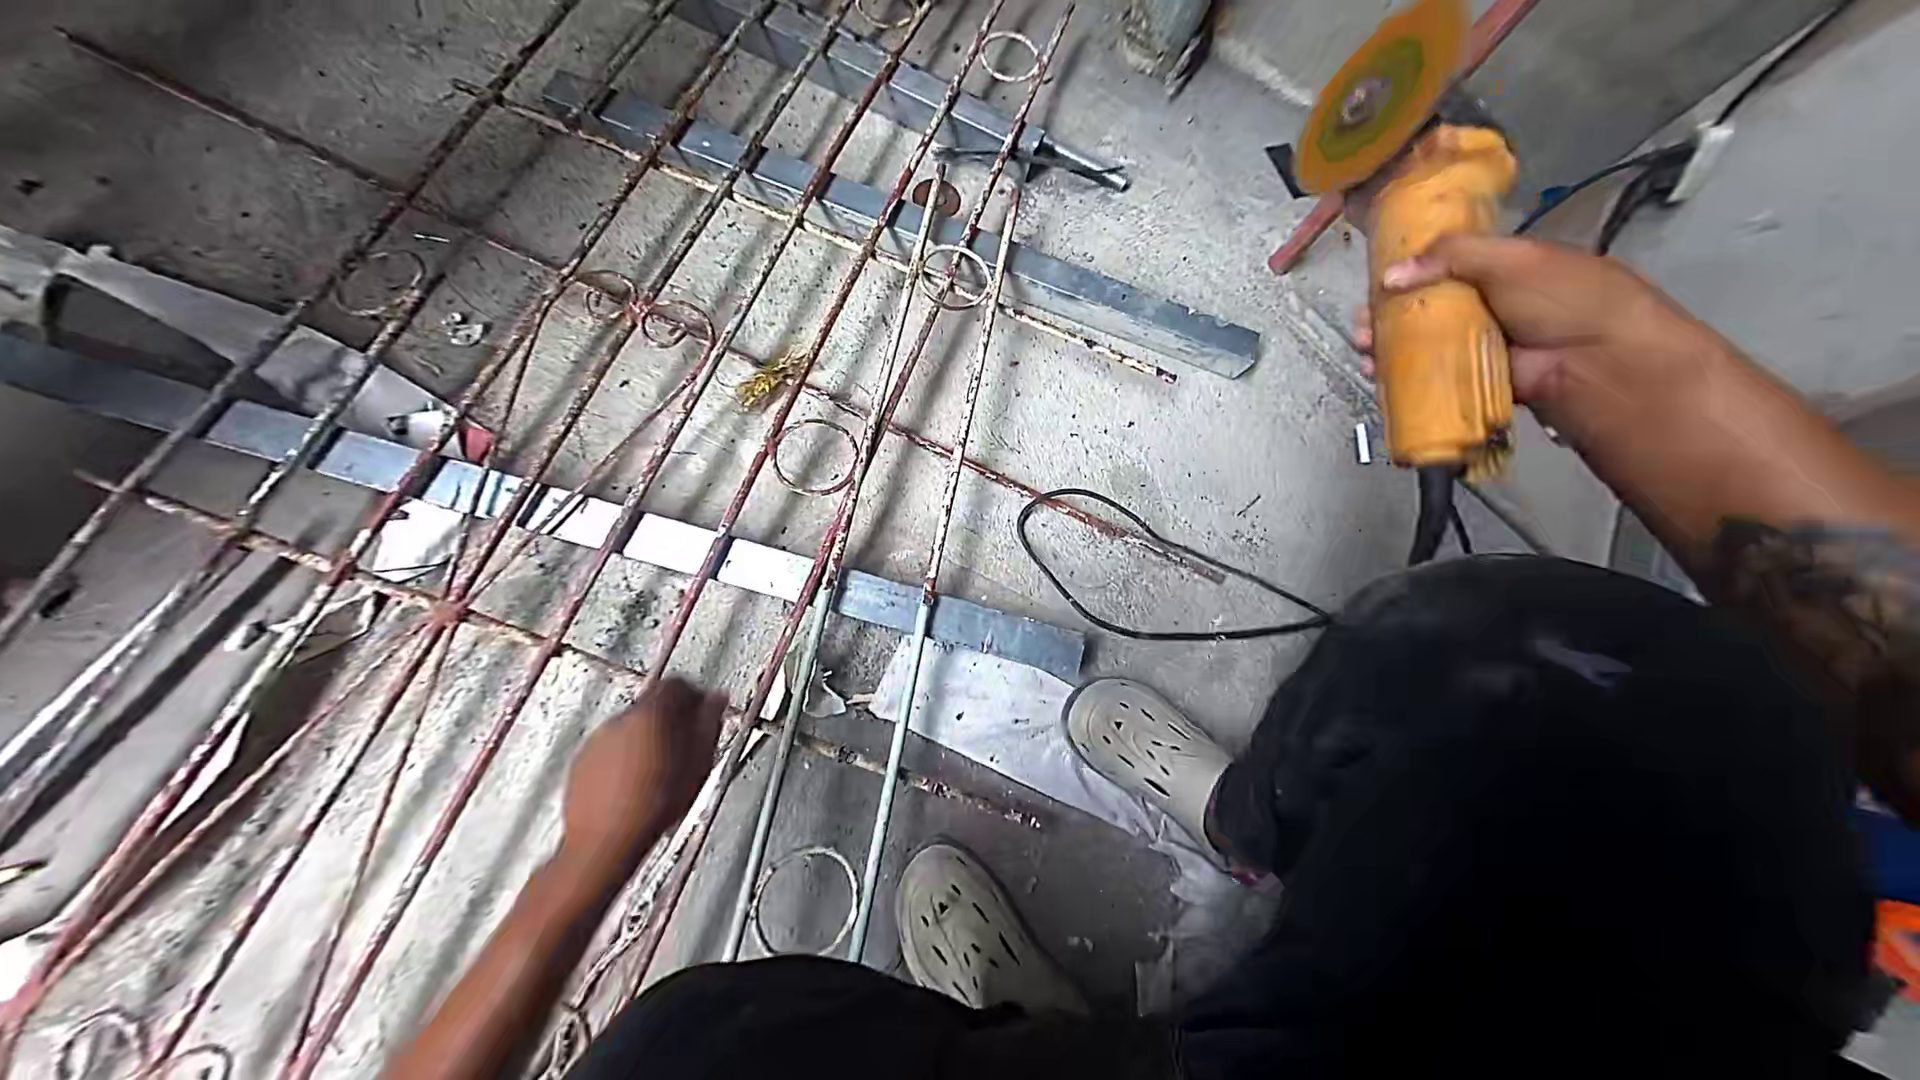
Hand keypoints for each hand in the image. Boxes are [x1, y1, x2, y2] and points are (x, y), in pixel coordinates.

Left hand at [558, 678, 726, 869]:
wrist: (604, 845)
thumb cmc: (654, 806)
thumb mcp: (699, 761)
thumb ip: (710, 723)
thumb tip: (716, 700)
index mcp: (652, 713)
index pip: (677, 684)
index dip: (695, 695)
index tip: (703, 709)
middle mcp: (621, 720)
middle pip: (654, 703)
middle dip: (673, 719)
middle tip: (688, 741)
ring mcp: (598, 740)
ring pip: (632, 726)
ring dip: (650, 737)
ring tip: (665, 767)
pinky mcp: (582, 762)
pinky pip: (612, 747)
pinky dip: (627, 755)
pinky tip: (640, 780)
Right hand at [1353, 234, 1715, 407]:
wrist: (1594, 360)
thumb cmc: (1565, 299)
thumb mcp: (1513, 259)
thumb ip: (1453, 256)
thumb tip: (1390, 275)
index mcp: (1494, 269)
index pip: (1437, 267)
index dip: (1403, 273)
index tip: (1375, 285)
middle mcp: (1478, 305)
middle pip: (1416, 307)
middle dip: (1383, 314)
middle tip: (1364, 325)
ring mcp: (1469, 343)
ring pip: (1412, 342)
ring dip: (1382, 345)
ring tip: (1365, 349)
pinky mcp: (1462, 375)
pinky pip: (1420, 373)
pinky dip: (1393, 373)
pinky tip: (1375, 371)